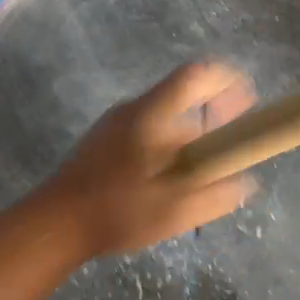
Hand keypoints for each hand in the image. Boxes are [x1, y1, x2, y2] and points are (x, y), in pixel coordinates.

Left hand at [34, 63, 258, 257]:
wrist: (54, 223)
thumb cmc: (116, 211)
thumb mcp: (175, 211)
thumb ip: (215, 194)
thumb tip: (244, 182)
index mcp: (150, 115)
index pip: (195, 76)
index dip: (226, 81)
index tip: (246, 104)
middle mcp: (131, 109)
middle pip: (181, 102)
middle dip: (209, 126)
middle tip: (223, 159)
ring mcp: (113, 123)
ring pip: (162, 122)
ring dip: (186, 145)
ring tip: (193, 183)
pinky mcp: (102, 141)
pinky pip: (144, 135)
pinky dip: (164, 152)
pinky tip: (161, 188)